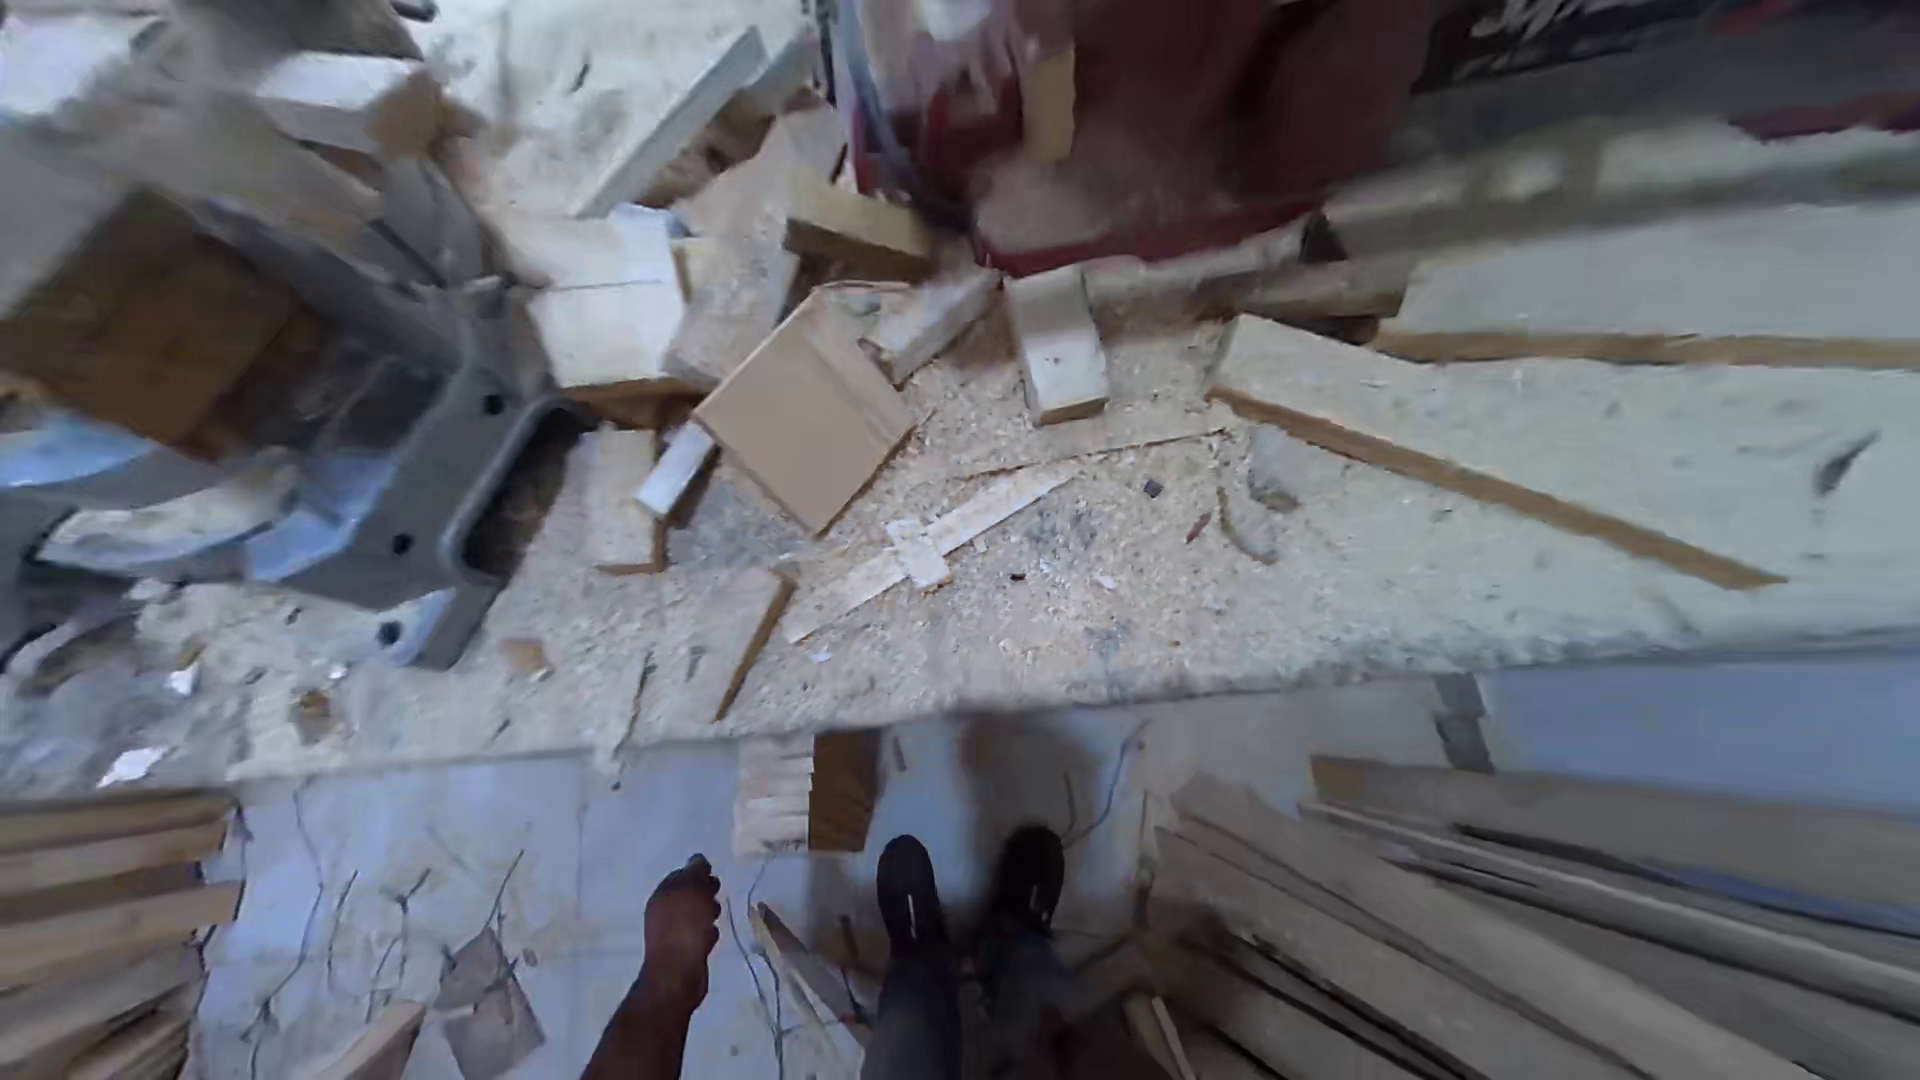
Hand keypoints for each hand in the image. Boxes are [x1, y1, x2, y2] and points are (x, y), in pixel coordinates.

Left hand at [641, 854, 721, 1011]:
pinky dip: (706, 930)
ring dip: (708, 910)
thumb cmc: (685, 926)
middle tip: (716, 894)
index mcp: (662, 894)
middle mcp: (663, 912)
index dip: (699, 872)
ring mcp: (671, 932)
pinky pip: (698, 932)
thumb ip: (695, 871)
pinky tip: (712, 935)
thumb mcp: (692, 889)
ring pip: (695, 912)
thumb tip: (697, 859)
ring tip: (716, 916)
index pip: (682, 873)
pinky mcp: (682, 950)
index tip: (713, 875)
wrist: (677, 976)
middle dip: (706, 891)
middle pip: (689, 892)